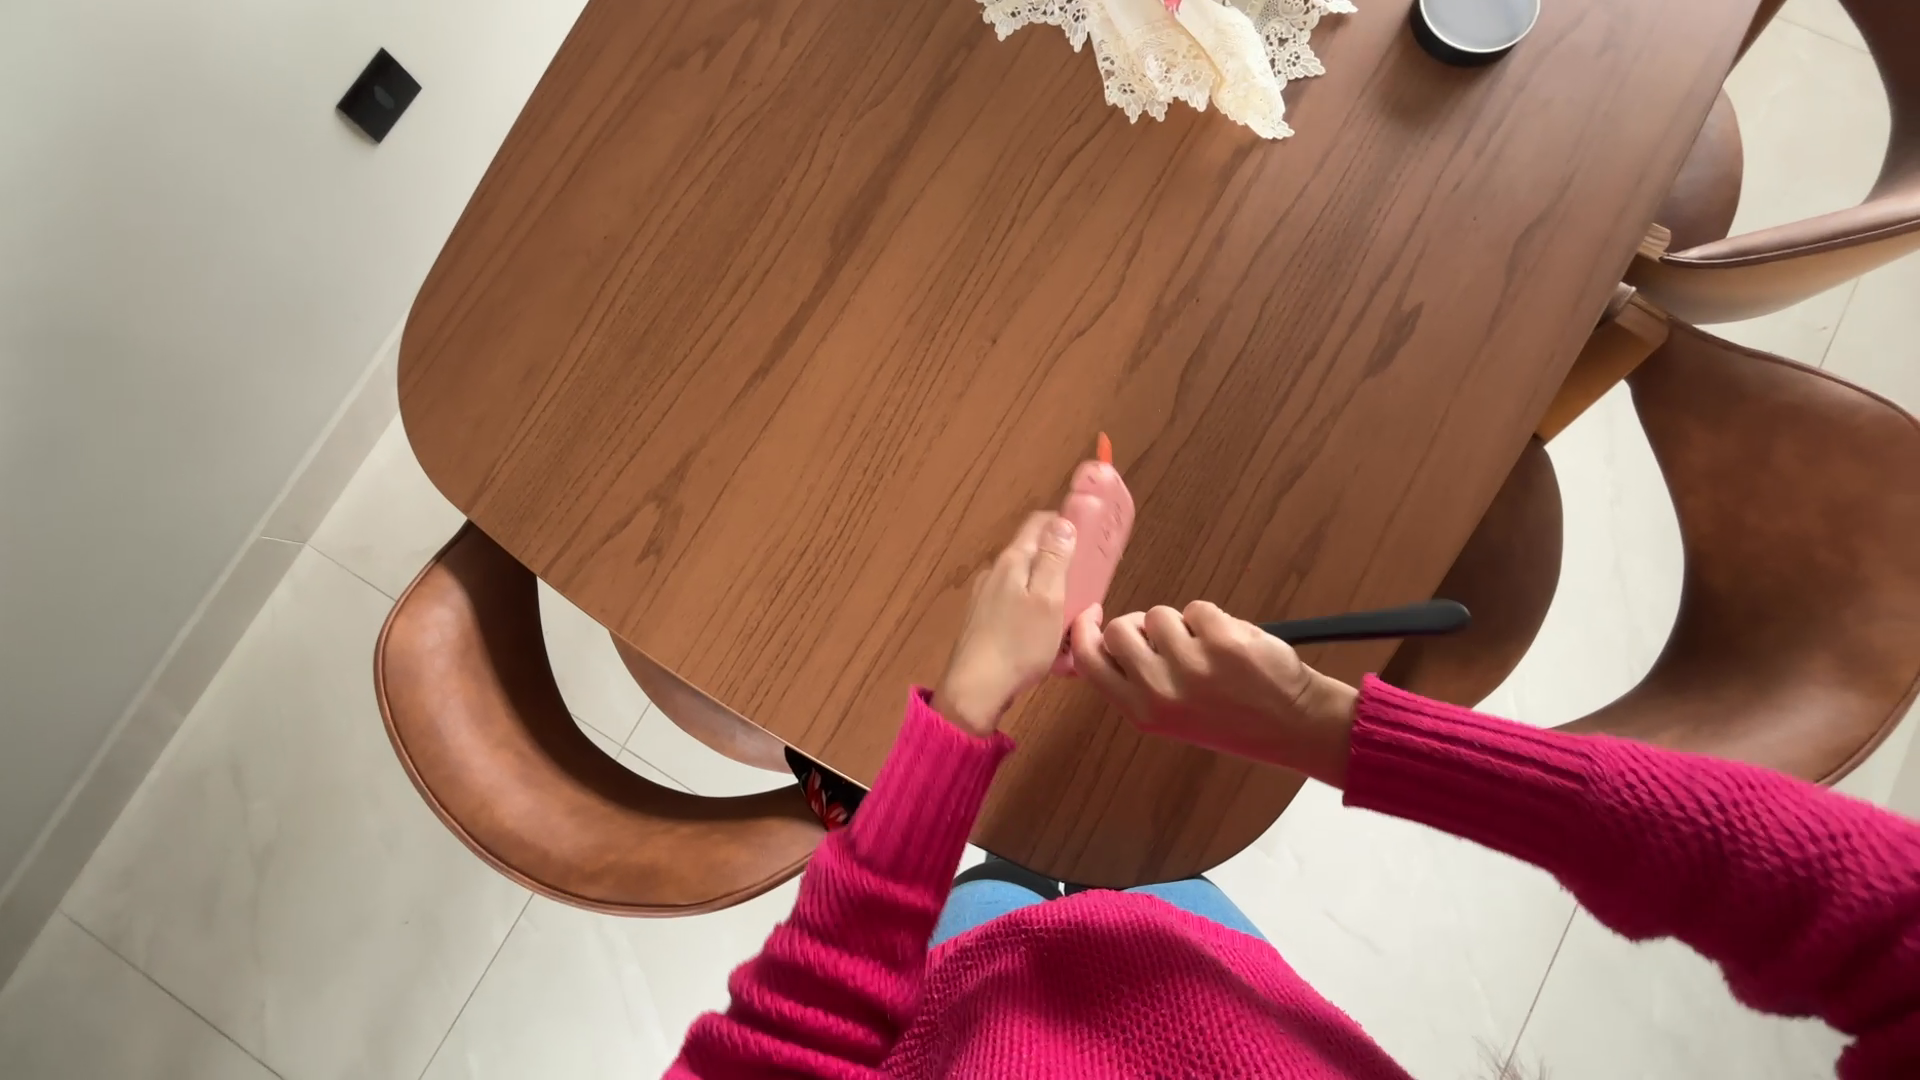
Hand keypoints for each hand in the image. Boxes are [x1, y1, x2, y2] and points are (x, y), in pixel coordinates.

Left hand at [935, 512, 1077, 735]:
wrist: (975, 690)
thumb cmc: (1019, 644)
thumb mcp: (1048, 599)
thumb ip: (1054, 559)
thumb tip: (1061, 522)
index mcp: (1012, 561)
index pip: (1038, 523)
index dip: (1064, 524)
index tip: (1088, 539)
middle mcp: (994, 573)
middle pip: (1032, 556)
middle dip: (1060, 568)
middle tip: (1086, 590)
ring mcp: (984, 598)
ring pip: (1025, 586)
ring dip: (1049, 598)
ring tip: (1070, 624)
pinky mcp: (981, 623)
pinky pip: (1015, 610)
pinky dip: (1034, 618)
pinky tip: (1046, 644)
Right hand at [1068, 600, 1359, 786]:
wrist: (1293, 725)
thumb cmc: (1227, 719)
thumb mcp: (1165, 716)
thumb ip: (1132, 681)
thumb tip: (1104, 635)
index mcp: (1140, 710)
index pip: (1088, 660)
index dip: (1084, 631)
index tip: (1092, 615)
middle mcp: (1159, 690)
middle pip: (1120, 628)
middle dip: (1140, 626)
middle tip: (1166, 641)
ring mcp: (1191, 664)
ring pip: (1159, 614)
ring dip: (1180, 623)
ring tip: (1205, 649)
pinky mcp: (1222, 641)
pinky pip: (1197, 608)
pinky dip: (1213, 620)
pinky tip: (1229, 646)